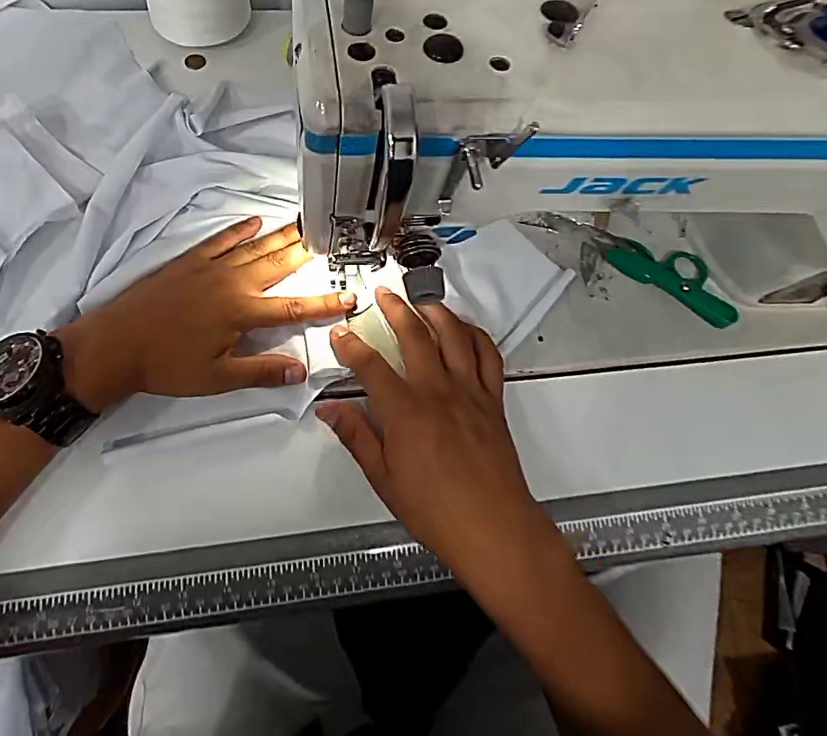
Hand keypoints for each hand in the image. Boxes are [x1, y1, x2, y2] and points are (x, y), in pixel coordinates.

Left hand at [56, 218, 353, 411]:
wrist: (116, 344)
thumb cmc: (164, 363)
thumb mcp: (217, 378)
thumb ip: (261, 372)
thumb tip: (298, 370)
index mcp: (241, 312)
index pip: (294, 307)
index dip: (325, 303)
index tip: (348, 297)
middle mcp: (230, 283)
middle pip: (279, 266)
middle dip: (307, 255)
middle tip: (329, 244)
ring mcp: (209, 268)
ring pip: (255, 247)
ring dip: (281, 237)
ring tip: (303, 227)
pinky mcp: (189, 261)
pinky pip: (221, 240)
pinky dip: (239, 230)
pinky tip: (254, 222)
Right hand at [319, 289, 563, 587]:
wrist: (494, 529)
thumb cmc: (442, 512)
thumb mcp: (384, 478)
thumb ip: (356, 436)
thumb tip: (332, 412)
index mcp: (406, 412)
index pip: (370, 364)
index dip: (351, 345)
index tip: (342, 335)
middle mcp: (438, 393)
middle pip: (413, 334)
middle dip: (394, 308)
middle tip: (383, 296)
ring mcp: (469, 392)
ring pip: (453, 334)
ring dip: (435, 311)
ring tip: (422, 301)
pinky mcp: (492, 400)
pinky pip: (488, 355)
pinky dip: (476, 334)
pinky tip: (466, 329)